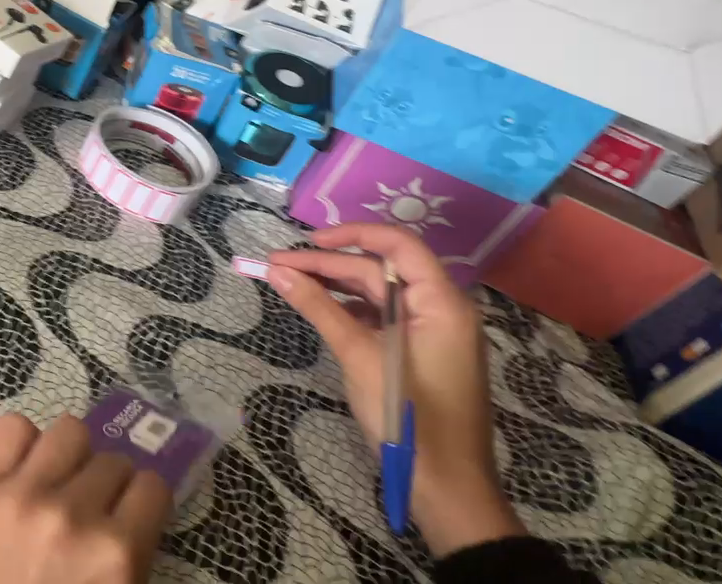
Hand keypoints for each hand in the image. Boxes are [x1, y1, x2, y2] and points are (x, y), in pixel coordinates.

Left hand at [0, 414, 171, 583]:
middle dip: (108, 483)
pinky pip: (15, 427)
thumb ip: (131, 556)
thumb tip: (135, 510)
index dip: (143, 501)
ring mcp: (24, 493)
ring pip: (69, 430)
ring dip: (71, 455)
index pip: (152, 487)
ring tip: (59, 482)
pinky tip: (23, 471)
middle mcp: (74, 514)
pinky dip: (24, 442)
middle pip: (111, 459)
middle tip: (91, 508)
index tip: (131, 513)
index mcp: (116, 555)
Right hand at [268, 224, 523, 557]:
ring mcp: (433, 332)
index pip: (398, 245)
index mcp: (442, 304)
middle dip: (329, 264)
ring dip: (335, 284)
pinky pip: (383, 315)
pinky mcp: (421, 352)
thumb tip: (276, 270)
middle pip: (381, 269)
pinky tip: (319, 308)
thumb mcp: (358, 355)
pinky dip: (349, 307)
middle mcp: (442, 310)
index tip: (308, 241)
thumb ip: (319, 307)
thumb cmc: (408, 416)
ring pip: (379, 291)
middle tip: (278, 265)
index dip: (352, 235)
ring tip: (289, 281)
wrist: (446, 487)